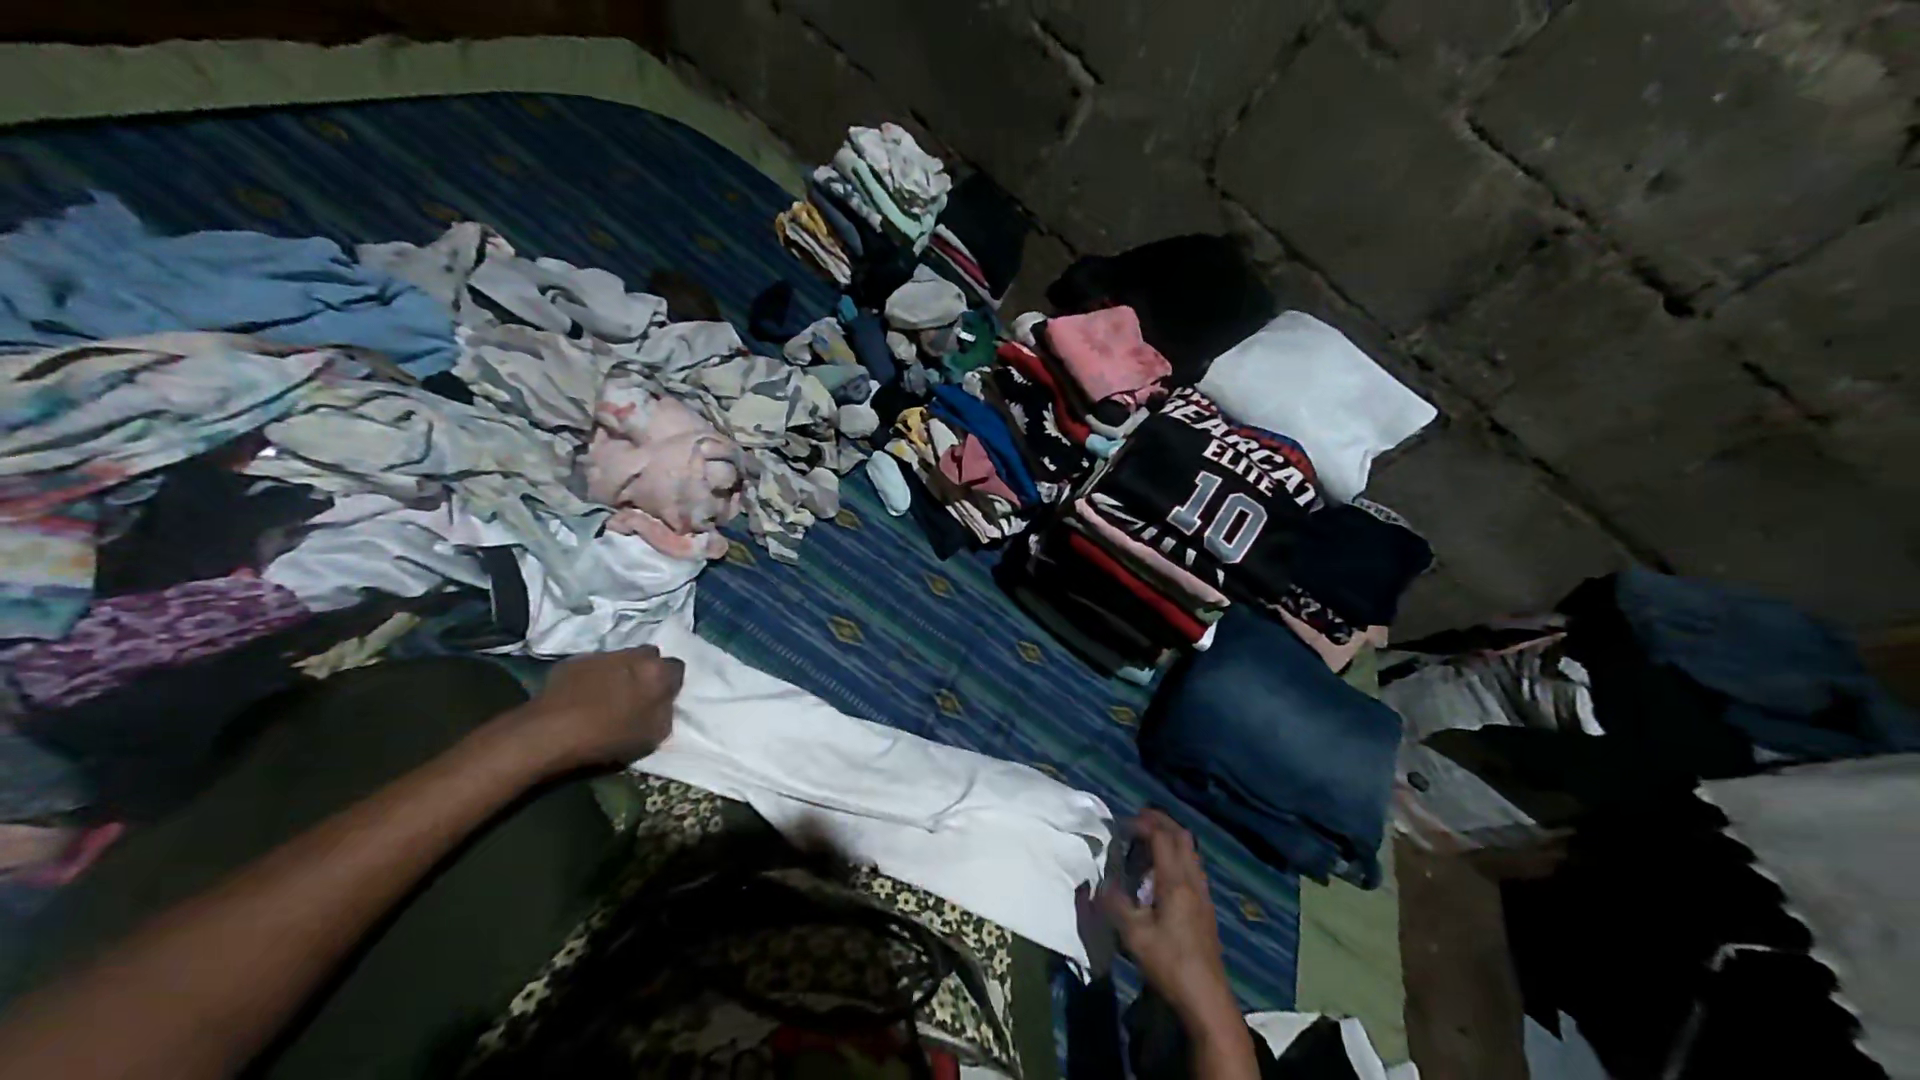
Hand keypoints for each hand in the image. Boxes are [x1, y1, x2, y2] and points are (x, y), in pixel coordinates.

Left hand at [505, 646, 684, 771]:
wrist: (550, 733)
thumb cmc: (608, 738)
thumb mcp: (653, 736)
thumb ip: (666, 713)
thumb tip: (664, 702)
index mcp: (658, 673)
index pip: (678, 668)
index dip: (670, 684)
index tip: (662, 698)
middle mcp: (634, 655)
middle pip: (650, 656)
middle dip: (647, 670)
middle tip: (638, 693)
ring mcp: (603, 655)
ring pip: (621, 658)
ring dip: (621, 671)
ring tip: (608, 694)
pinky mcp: (574, 660)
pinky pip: (593, 665)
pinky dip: (594, 676)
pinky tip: (583, 695)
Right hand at [1100, 811, 1236, 1025]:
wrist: (1207, 998)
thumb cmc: (1169, 963)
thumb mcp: (1133, 935)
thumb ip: (1114, 903)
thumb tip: (1099, 882)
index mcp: (1176, 882)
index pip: (1162, 837)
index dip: (1143, 824)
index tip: (1122, 825)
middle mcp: (1193, 881)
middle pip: (1182, 837)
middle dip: (1160, 822)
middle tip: (1137, 820)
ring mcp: (1203, 894)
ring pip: (1190, 851)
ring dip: (1170, 838)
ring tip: (1146, 842)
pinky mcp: (1205, 907)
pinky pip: (1192, 866)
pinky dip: (1177, 855)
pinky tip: (1160, 872)